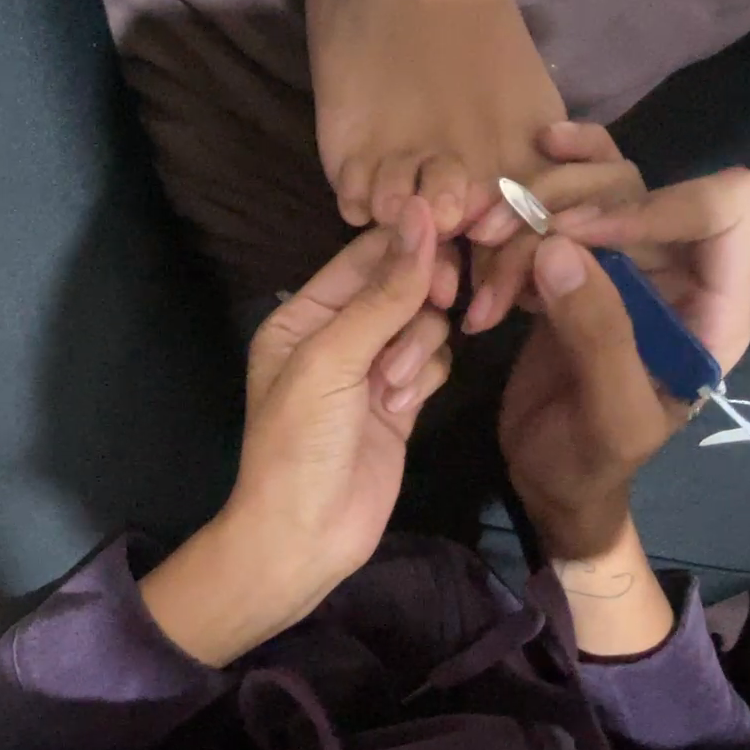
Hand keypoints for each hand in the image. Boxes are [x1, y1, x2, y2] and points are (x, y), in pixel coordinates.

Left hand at [143, 197, 455, 665]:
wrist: (306, 534)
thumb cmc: (299, 443)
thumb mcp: (330, 361)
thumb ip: (380, 294)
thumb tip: (419, 215)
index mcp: (301, 317)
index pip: (363, 257)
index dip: (409, 246)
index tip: (450, 248)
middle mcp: (335, 337)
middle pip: (401, 285)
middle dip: (418, 302)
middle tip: (441, 309)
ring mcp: (369, 371)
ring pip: (423, 324)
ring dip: (418, 348)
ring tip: (392, 389)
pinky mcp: (400, 404)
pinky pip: (433, 363)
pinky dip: (426, 377)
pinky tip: (402, 409)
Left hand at [308, 0, 566, 233]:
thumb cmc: (476, 32)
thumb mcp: (525, 105)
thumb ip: (526, 179)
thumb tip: (530, 234)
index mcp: (502, 174)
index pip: (508, 243)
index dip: (501, 259)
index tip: (494, 250)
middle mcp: (452, 187)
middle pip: (450, 248)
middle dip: (445, 244)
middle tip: (448, 205)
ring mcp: (402, 180)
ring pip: (401, 229)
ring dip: (400, 204)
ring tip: (401, 159)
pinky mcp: (353, 170)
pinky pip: (355, 208)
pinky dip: (359, 191)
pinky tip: (365, 156)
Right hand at [498, 166, 749, 559]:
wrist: (548, 479)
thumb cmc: (593, 462)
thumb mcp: (609, 417)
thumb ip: (599, 336)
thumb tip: (557, 248)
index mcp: (712, 304)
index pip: (721, 208)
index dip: (654, 206)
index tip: (575, 234)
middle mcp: (672, 271)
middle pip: (635, 187)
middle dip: (560, 205)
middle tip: (492, 236)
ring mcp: (617, 269)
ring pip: (582, 196)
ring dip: (523, 214)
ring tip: (479, 246)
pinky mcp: (567, 276)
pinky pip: (545, 224)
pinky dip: (510, 224)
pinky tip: (483, 235)